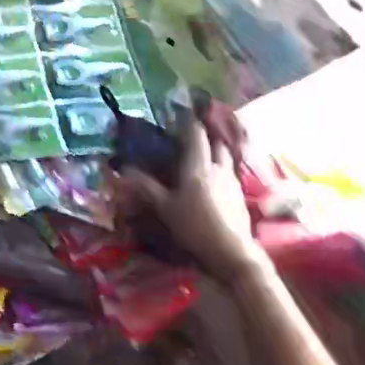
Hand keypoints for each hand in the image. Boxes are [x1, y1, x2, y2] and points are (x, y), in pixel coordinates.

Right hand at [125, 105, 269, 285]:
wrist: (234, 253)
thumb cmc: (195, 225)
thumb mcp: (164, 207)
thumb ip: (146, 186)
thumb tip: (124, 169)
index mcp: (198, 166)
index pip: (196, 135)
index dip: (189, 122)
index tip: (182, 111)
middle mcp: (218, 169)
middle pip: (217, 144)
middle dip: (207, 135)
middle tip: (194, 133)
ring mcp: (233, 183)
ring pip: (226, 159)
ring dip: (216, 152)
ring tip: (204, 154)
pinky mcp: (240, 198)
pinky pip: (230, 174)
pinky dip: (221, 170)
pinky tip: (213, 180)